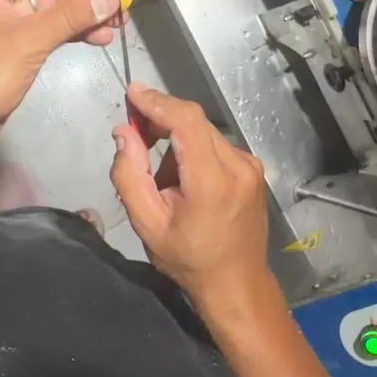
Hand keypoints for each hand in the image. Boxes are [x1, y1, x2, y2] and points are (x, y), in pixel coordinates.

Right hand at [109, 83, 270, 298]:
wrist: (236, 283)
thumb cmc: (188, 259)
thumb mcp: (147, 224)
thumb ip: (129, 175)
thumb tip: (124, 132)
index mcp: (212, 182)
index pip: (186, 122)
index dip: (157, 102)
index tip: (132, 94)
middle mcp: (238, 166)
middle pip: (194, 121)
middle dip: (160, 119)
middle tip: (133, 134)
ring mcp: (250, 165)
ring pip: (202, 132)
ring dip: (176, 141)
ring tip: (164, 182)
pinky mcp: (253, 168)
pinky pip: (215, 145)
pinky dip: (193, 151)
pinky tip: (184, 182)